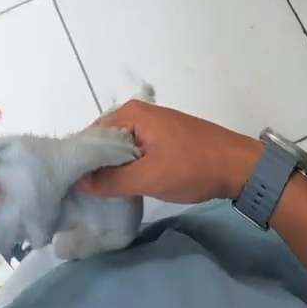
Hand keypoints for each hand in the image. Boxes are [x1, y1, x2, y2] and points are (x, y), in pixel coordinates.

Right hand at [76, 101, 262, 204]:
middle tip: (80, 193)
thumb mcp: (149, 177)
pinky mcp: (162, 138)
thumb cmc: (192, 167)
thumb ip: (111, 180)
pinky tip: (121, 186)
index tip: (67, 183)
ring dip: (110, 168)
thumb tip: (78, 182)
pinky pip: (134, 150)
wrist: (239, 167)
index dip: (78, 158)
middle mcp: (138, 113)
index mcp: (131, 113)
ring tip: (96, 194)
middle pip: (104, 139)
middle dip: (93, 164)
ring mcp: (152, 125)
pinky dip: (126, 166)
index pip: (91, 134)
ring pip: (120, 147)